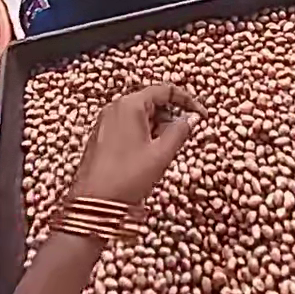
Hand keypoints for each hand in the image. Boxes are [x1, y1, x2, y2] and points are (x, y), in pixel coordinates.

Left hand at [68, 83, 198, 205]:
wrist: (93, 203)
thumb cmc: (126, 177)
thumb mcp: (161, 154)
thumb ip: (180, 132)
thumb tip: (191, 118)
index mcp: (130, 105)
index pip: (164, 90)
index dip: (186, 101)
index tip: (201, 115)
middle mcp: (115, 108)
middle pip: (151, 102)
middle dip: (170, 117)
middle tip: (182, 138)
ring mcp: (106, 122)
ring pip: (140, 116)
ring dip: (157, 128)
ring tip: (163, 152)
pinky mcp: (101, 136)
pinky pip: (128, 127)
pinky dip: (143, 135)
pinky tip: (148, 156)